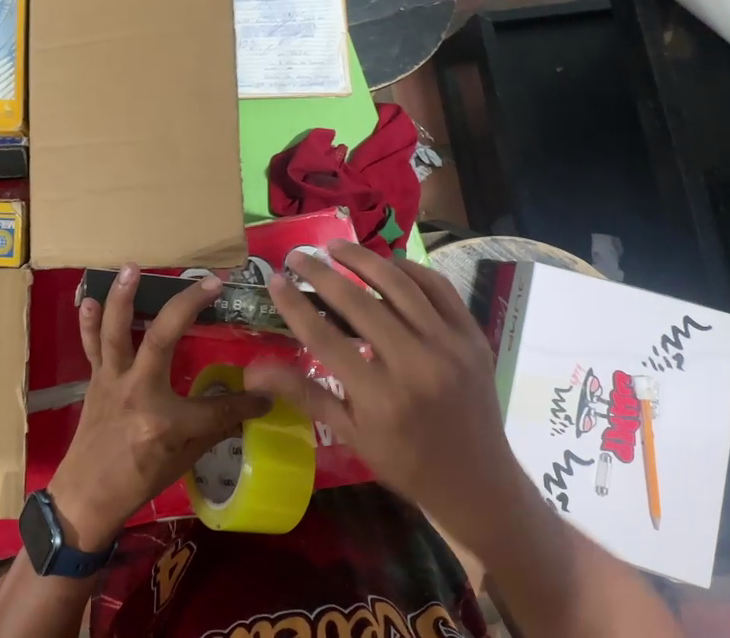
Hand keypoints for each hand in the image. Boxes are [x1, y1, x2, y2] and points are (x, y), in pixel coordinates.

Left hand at [45, 265, 270, 551]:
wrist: (88, 494)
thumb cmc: (140, 479)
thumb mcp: (186, 458)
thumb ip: (218, 424)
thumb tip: (259, 401)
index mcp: (164, 418)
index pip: (216, 405)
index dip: (245, 400)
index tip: (266, 393)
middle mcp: (136, 390)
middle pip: (162, 338)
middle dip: (186, 306)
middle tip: (207, 280)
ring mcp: (111, 380)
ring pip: (115, 331)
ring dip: (123, 296)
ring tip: (132, 267)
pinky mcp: (95, 377)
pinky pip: (91, 345)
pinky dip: (89, 321)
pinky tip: (89, 297)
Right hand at [246, 242, 534, 553]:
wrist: (478, 483)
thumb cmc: (404, 461)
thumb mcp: (349, 434)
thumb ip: (302, 392)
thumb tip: (251, 370)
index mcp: (380, 398)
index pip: (325, 339)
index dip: (295, 305)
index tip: (275, 280)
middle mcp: (416, 366)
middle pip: (359, 304)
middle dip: (321, 274)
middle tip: (297, 256)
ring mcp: (450, 347)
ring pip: (400, 285)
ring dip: (363, 259)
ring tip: (335, 247)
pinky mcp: (473, 337)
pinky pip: (438, 288)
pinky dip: (409, 269)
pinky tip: (386, 262)